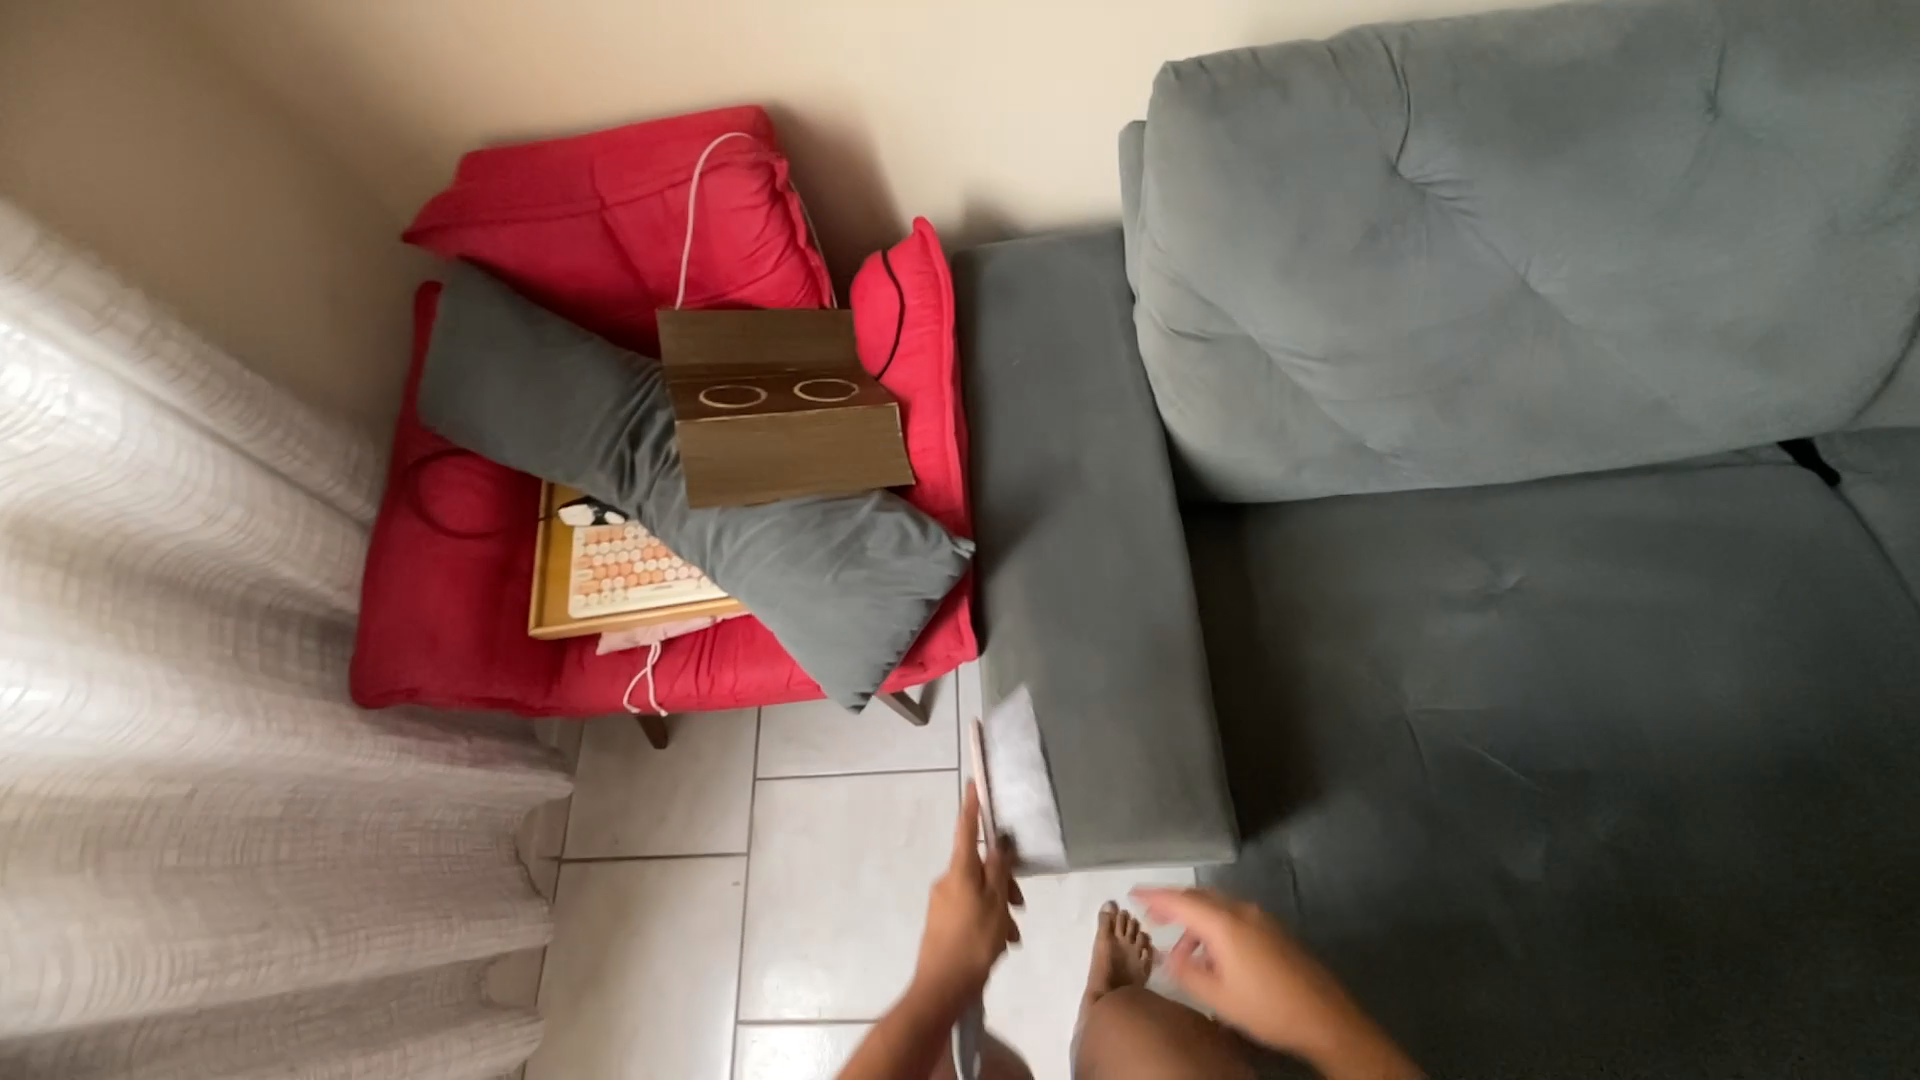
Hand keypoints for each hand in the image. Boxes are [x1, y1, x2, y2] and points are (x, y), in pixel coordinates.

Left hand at [911, 786, 1022, 1008]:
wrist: (940, 989)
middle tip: (1021, 907)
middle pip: (980, 866)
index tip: (974, 783)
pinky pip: (970, 910)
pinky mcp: (941, 922)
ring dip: (999, 908)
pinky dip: (988, 921)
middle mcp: (947, 880)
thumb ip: (999, 871)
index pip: (967, 829)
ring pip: (979, 892)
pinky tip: (1000, 944)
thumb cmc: (973, 942)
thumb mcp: (996, 904)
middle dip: (1004, 882)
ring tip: (1011, 937)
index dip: (973, 806)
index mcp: (959, 870)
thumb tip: (999, 843)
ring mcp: (942, 901)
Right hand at [1132, 887, 1419, 1078]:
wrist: (1326, 1019)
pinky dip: (1214, 924)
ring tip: (1183, 945)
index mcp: (1224, 923)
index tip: (1133, 892)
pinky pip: (1233, 915)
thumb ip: (1187, 972)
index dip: (1153, 895)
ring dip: (1195, 918)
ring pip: (1217, 906)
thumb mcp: (1218, 998)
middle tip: (1152, 915)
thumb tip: (1169, 954)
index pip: (1180, 900)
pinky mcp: (1273, 930)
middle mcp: (1241, 911)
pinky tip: (1213, 951)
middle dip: (1172, 904)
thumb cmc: (1267, 1008)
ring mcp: (1261, 918)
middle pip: (1198, 897)